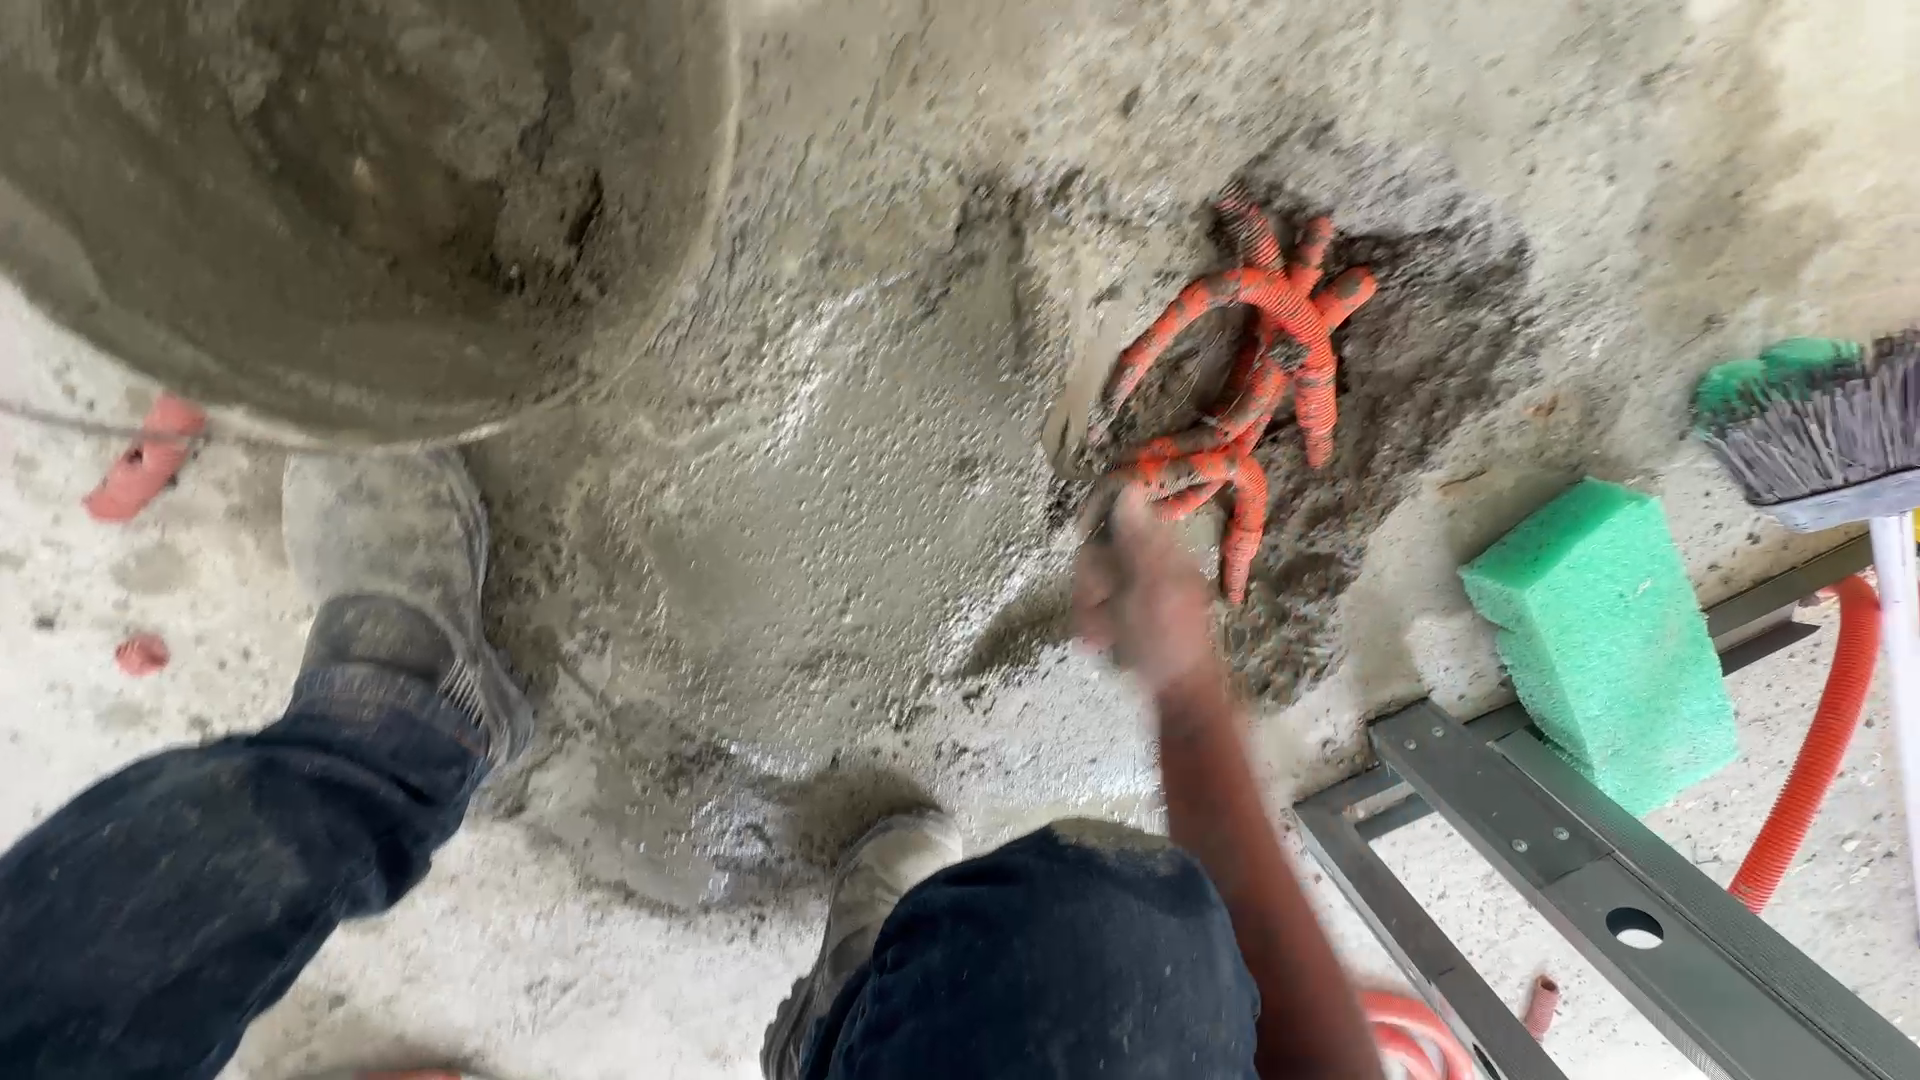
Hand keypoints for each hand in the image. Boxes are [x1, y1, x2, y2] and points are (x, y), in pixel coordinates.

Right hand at [1072, 490, 1222, 695]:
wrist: (1178, 695)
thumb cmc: (1169, 641)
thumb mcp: (1152, 586)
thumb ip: (1138, 540)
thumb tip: (1130, 487)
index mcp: (1160, 551)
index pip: (1119, 517)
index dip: (1097, 530)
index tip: (1089, 555)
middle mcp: (1147, 564)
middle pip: (1097, 552)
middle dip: (1091, 583)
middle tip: (1100, 605)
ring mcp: (1135, 591)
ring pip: (1090, 581)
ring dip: (1088, 608)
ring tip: (1099, 634)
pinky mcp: (1124, 615)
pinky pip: (1094, 605)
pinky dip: (1092, 622)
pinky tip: (1098, 640)